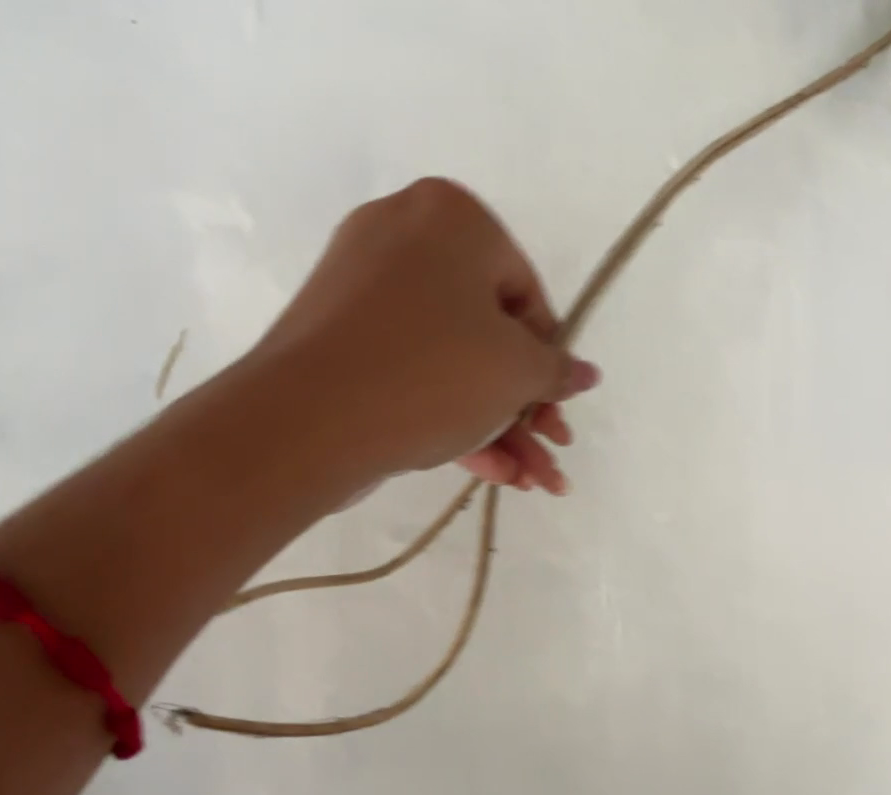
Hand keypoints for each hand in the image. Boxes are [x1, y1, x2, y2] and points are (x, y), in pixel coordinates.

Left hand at [254, 177, 599, 494]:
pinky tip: (494, 472)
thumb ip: (558, 371)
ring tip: (534, 480)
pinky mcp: (338, 339)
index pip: (525, 290)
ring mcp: (363, 289)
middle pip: (489, 331)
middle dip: (526, 404)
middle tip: (552, 448)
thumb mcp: (517, 371)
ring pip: (452, 360)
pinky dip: (452, 417)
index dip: (548, 357)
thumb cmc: (432, 371)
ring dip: (499, 424)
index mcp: (452, 218)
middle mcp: (404, 237)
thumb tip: (584, 374)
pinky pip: (411, 370)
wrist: (306, 420)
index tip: (557, 403)